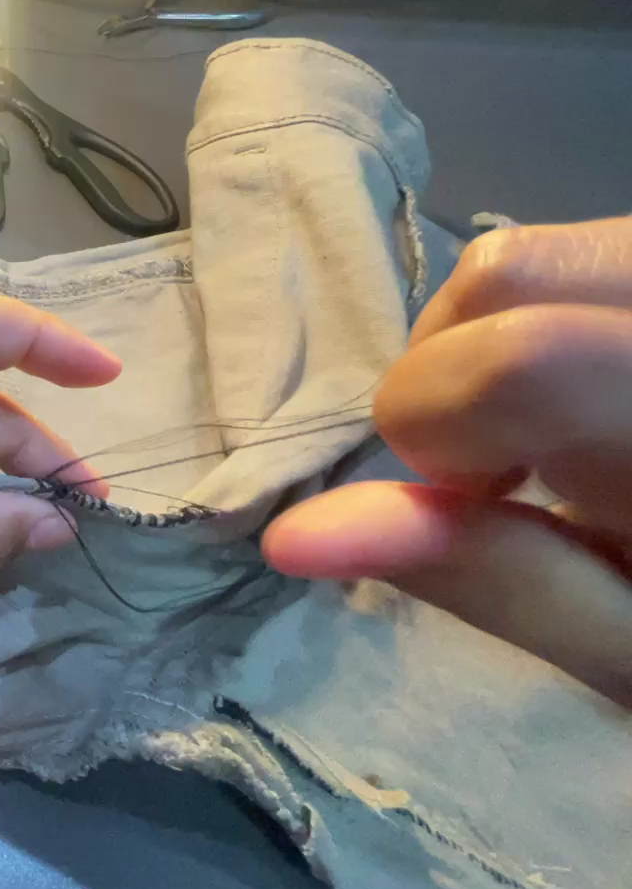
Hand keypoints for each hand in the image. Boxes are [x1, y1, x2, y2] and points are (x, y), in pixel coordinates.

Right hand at [264, 219, 631, 703]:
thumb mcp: (624, 636)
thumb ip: (484, 572)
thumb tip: (289, 537)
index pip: (524, 360)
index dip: (440, 420)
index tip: (485, 488)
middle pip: (506, 275)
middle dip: (447, 364)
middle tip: (514, 450)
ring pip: (519, 254)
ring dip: (477, 339)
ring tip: (543, 414)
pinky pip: (552, 253)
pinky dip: (523, 317)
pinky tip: (579, 383)